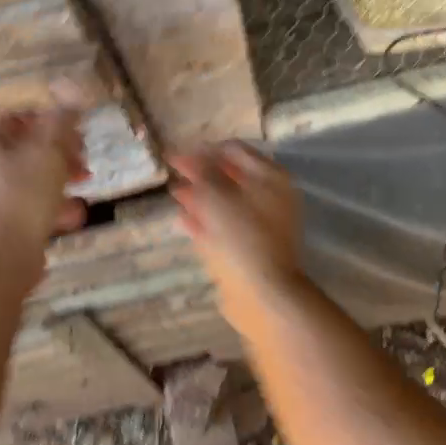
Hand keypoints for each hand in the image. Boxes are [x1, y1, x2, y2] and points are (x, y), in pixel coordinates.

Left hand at [0, 109, 87, 295]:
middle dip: (60, 152)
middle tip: (84, 160)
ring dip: (60, 180)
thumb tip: (72, 87)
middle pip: (25, 149)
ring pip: (30, 179)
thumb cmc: (23, 197)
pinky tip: (73, 216)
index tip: (76, 131)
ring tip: (84, 186)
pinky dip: (52, 208)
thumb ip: (63, 118)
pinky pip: (28, 207)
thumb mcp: (50, 150)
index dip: (49, 119)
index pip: (16, 116)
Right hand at [170, 142, 305, 314]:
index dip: (203, 151)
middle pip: (231, 176)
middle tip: (174, 174)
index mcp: (270, 176)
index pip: (233, 150)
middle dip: (201, 174)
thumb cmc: (241, 238)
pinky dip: (206, 221)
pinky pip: (226, 227)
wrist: (263, 294)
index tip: (176, 157)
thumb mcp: (217, 197)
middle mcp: (271, 196)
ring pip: (227, 203)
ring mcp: (263, 223)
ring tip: (176, 195)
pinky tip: (183, 220)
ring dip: (201, 197)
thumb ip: (202, 172)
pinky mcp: (252, 247)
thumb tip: (190, 155)